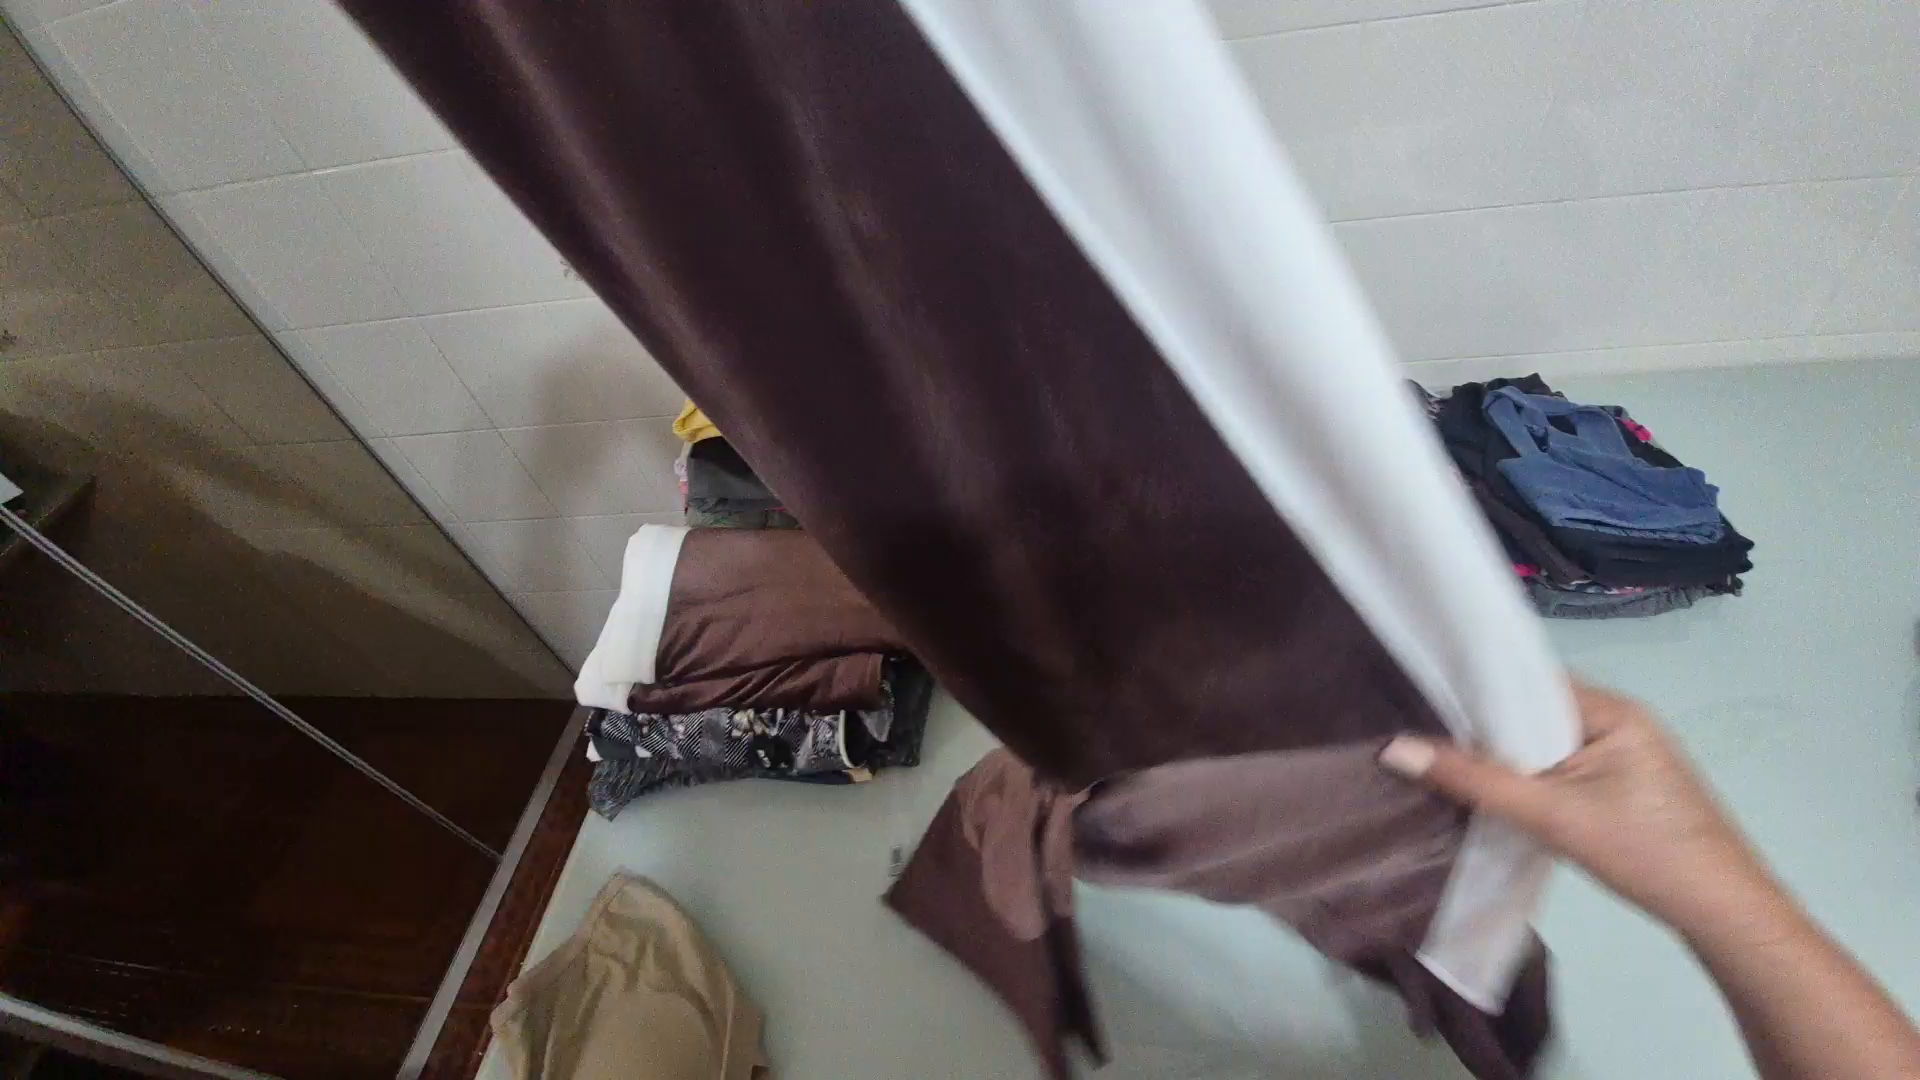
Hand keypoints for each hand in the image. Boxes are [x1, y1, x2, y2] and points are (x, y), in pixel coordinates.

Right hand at [1379, 682, 1782, 936]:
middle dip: (1478, 721)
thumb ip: (1470, 778)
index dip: (1469, 685)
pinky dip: (1520, 769)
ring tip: (1443, 753)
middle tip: (1419, 728)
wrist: (1731, 923)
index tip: (1417, 695)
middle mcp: (1617, 718)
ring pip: (1537, 737)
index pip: (1523, 678)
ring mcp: (1621, 750)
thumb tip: (1391, 749)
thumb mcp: (1548, 814)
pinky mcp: (1619, 781)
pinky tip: (1490, 783)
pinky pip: (1552, 759)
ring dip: (1499, 749)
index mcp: (1611, 709)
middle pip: (1526, 708)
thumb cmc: (1647, 854)